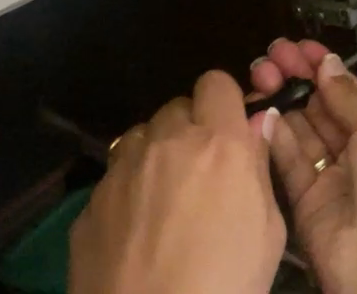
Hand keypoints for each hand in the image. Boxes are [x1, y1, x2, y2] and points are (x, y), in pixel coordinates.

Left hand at [69, 70, 285, 293]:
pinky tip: (136, 236)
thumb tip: (257, 123)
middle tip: (202, 171)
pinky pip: (114, 180)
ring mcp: (120, 174)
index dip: (226, 102)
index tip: (232, 129)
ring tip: (165, 199)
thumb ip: (259, 165)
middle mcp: (166, 144)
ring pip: (140, 137)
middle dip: (191, 128)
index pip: (216, 82)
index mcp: (218, 142)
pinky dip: (128, 193)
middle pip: (177, 107)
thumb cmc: (227, 285)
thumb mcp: (268, 228)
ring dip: (156, 154)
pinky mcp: (87, 209)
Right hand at [252, 39, 356, 293]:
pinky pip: (289, 161)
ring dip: (283, 101)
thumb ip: (348, 95)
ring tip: (260, 75)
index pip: (349, 90)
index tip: (299, 46)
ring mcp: (332, 176)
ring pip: (302, 130)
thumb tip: (329, 64)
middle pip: (323, 106)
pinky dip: (275, 137)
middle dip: (299, 79)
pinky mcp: (306, 200)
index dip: (324, 66)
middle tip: (272, 56)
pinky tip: (261, 112)